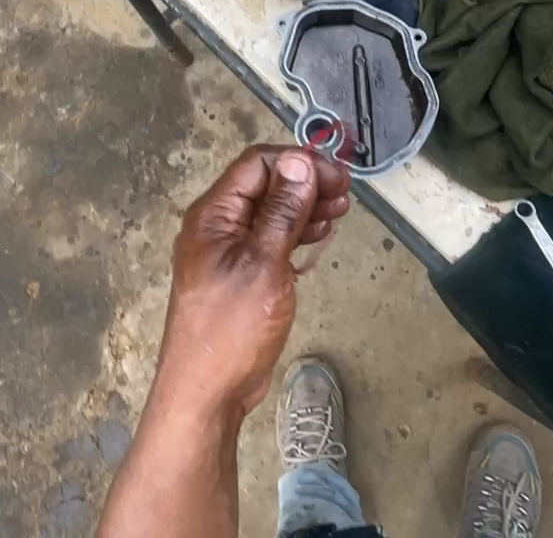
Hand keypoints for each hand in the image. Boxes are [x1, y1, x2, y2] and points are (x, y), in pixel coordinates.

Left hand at [154, 146, 352, 417]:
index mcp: (213, 213)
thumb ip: (283, 210)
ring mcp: (229, 250)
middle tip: (345, 193)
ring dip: (305, 207)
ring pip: (270, 213)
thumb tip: (300, 161)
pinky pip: (270, 239)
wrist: (207, 392)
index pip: (256, 164)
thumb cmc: (232, 326)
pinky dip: (296, 233)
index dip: (297, 162)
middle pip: (265, 186)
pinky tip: (320, 235)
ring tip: (341, 210)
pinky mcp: (242, 274)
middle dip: (305, 183)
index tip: (336, 174)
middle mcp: (218, 225)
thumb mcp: (263, 262)